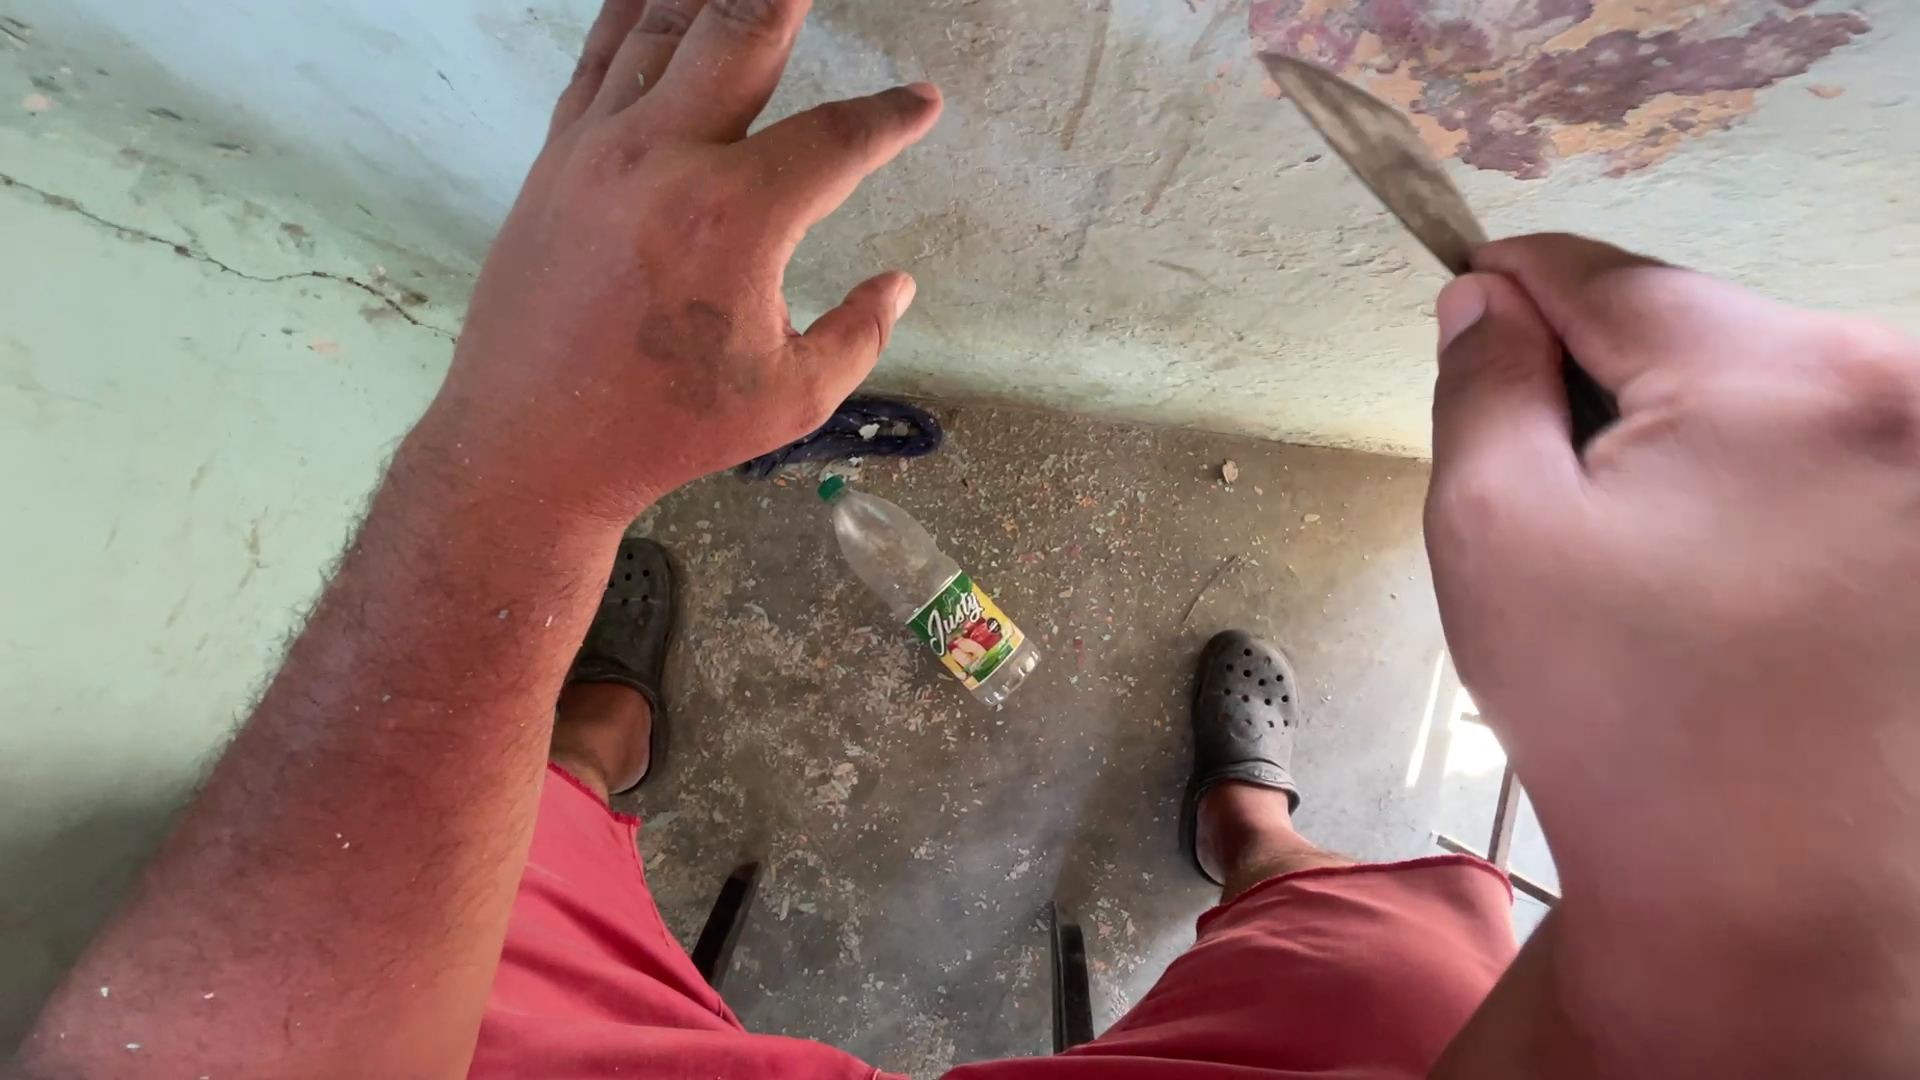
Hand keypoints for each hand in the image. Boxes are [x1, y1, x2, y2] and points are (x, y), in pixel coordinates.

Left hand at [419, 0, 941, 523]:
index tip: (923, 102)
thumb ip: (862, 334)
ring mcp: (598, 149)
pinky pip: (599, 56)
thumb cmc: (673, 428)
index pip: (836, 142)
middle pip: (740, 32)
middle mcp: (664, 159)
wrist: (538, 442)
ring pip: (661, 25)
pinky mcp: (557, 159)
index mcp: (736, 220)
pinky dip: (633, 10)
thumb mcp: (794, 398)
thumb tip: (899, 285)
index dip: (891, 117)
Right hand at [1425, 234, 1919, 1074]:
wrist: (1769, 882)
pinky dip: (1724, 478)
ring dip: (1658, 437)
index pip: (1608, 276)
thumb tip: (1479, 300)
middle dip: (1586, 383)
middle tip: (1526, 491)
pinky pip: (1807, 448)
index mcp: (1784, 375)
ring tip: (1613, 552)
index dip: (1510, 280)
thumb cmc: (1601, 692)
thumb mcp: (1490, 524)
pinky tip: (1693, 573)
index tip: (1457, 302)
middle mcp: (1910, 387)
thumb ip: (1479, 388)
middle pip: (1686, 333)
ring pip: (1748, 391)